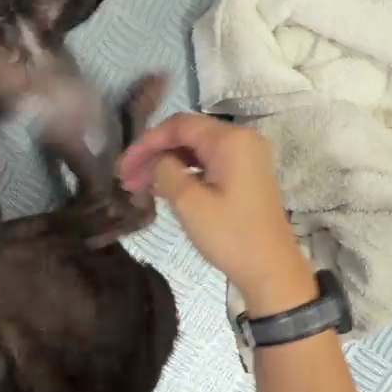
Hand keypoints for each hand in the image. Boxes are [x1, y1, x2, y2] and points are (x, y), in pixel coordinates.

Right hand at [117, 113, 314, 315]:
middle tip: (125, 179)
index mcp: (230, 141)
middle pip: (188, 135)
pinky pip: (207, 165)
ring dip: (165, 164)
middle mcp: (241, 141)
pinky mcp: (244, 177)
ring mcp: (246, 158)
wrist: (268, 267)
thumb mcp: (189, 203)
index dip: (147, 141)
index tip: (123, 166)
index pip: (180, 125)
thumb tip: (156, 161)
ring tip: (137, 187)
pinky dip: (183, 173)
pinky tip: (161, 190)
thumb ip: (166, 172)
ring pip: (196, 150)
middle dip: (154, 153)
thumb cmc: (229, 235)